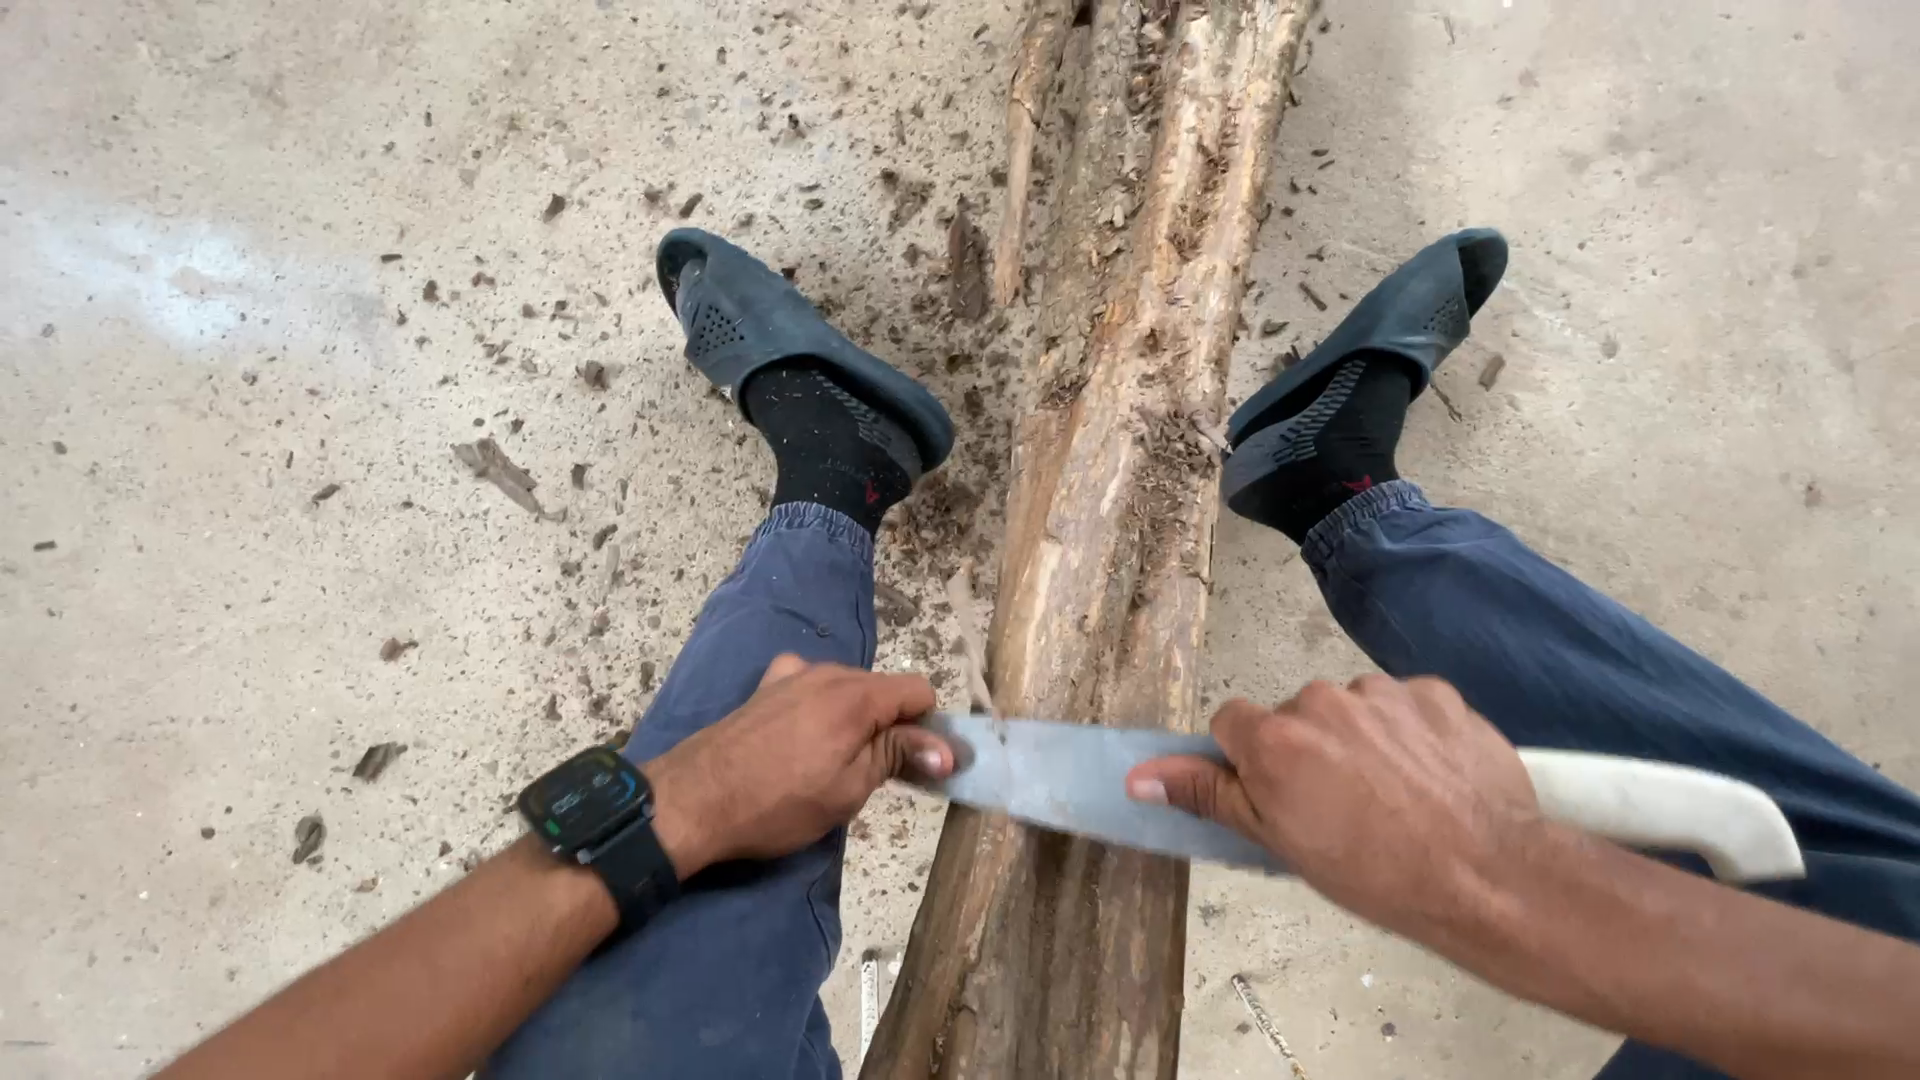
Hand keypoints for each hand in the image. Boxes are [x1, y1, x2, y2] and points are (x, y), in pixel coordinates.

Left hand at [641, 654, 952, 878]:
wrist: (693, 800)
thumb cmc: (778, 804)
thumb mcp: (848, 789)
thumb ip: (899, 757)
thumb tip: (948, 750)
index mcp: (856, 696)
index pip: (919, 690)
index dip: (927, 726)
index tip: (918, 762)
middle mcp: (829, 672)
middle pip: (883, 689)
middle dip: (891, 724)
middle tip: (874, 772)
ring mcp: (793, 673)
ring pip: (848, 687)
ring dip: (856, 717)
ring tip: (832, 760)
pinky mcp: (767, 685)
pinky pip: (810, 683)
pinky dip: (819, 704)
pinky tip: (801, 733)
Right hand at [1126, 675, 1543, 937]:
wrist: (1491, 877)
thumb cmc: (1371, 871)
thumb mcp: (1275, 841)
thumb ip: (1205, 795)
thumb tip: (1136, 776)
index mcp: (1273, 736)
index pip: (1232, 721)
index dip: (1251, 757)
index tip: (1280, 790)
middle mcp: (1318, 698)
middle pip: (1293, 713)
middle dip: (1307, 746)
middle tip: (1342, 800)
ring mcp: (1380, 691)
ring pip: (1349, 705)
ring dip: (1359, 735)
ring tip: (1394, 789)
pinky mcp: (1434, 691)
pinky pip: (1403, 702)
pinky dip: (1409, 728)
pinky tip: (1431, 770)